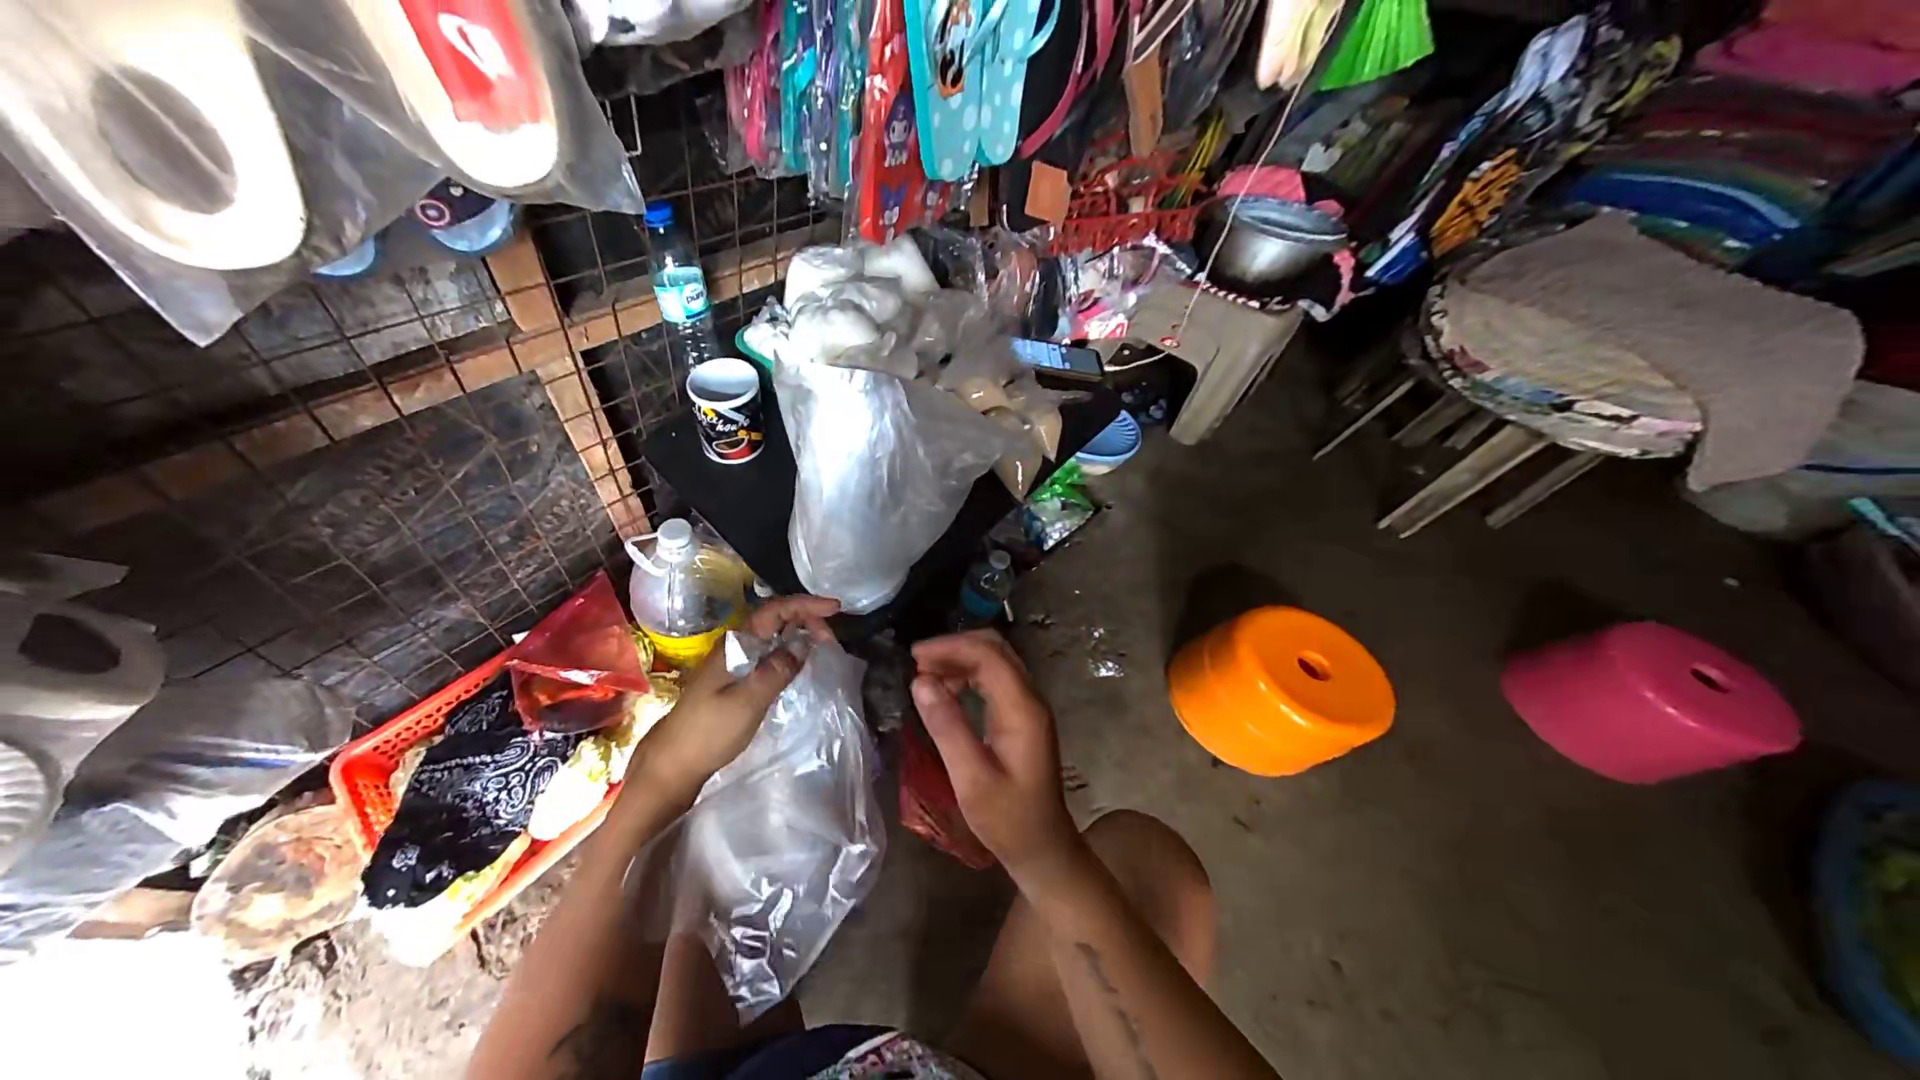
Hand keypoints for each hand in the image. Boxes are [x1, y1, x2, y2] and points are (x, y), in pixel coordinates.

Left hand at [635, 594, 838, 801]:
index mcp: (735, 644)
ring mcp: (734, 663)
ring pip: (773, 637)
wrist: (674, 763)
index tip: (834, 607)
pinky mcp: (737, 680)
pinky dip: (789, 652)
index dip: (806, 604)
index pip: (775, 611)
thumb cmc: (709, 731)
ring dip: (799, 634)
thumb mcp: (748, 701)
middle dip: (806, 619)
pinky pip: (769, 654)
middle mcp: (735, 647)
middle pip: (775, 619)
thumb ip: (776, 670)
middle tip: (831, 639)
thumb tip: (803, 644)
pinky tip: (801, 665)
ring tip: (824, 647)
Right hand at [911, 630, 1084, 882]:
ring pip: (996, 661)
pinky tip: (946, 692)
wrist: (1043, 847)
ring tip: (925, 676)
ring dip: (961, 659)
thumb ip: (947, 727)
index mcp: (1022, 710)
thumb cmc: (1007, 819)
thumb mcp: (971, 778)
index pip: (988, 656)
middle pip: (996, 649)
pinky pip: (996, 680)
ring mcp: (1029, 707)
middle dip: (955, 647)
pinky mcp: (1022, 717)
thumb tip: (920, 681)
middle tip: (918, 663)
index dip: (950, 647)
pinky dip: (969, 675)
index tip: (914, 657)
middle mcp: (1031, 699)